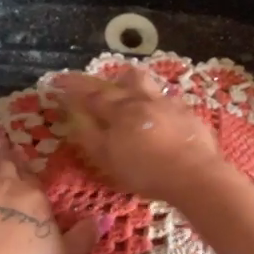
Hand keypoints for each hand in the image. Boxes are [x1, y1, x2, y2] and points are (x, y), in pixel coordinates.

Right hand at [46, 65, 229, 205]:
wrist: (195, 175)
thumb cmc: (146, 171)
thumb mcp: (108, 159)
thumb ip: (90, 137)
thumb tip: (74, 119)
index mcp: (120, 110)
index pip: (91, 93)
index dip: (73, 86)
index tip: (59, 80)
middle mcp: (143, 99)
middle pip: (124, 79)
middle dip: (110, 80)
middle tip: (102, 90)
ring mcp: (168, 104)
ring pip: (148, 85)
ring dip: (136, 87)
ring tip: (133, 99)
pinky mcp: (188, 114)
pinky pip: (169, 102)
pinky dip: (159, 107)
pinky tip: (161, 120)